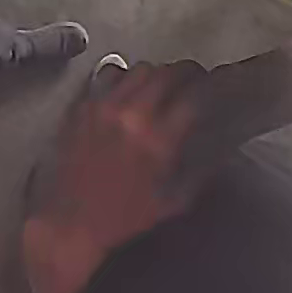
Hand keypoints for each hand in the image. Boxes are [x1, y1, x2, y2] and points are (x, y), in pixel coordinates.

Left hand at [20, 61, 205, 292]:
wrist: (70, 223)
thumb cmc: (124, 218)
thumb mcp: (172, 203)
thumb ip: (200, 173)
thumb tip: (220, 149)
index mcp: (158, 140)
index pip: (194, 95)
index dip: (211, 84)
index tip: (217, 83)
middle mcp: (132, 115)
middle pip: (168, 73)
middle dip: (187, 73)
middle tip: (192, 80)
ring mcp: (104, 107)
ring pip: (140, 69)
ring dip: (157, 73)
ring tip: (160, 84)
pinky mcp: (83, 107)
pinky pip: (108, 75)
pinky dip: (124, 77)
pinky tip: (128, 89)